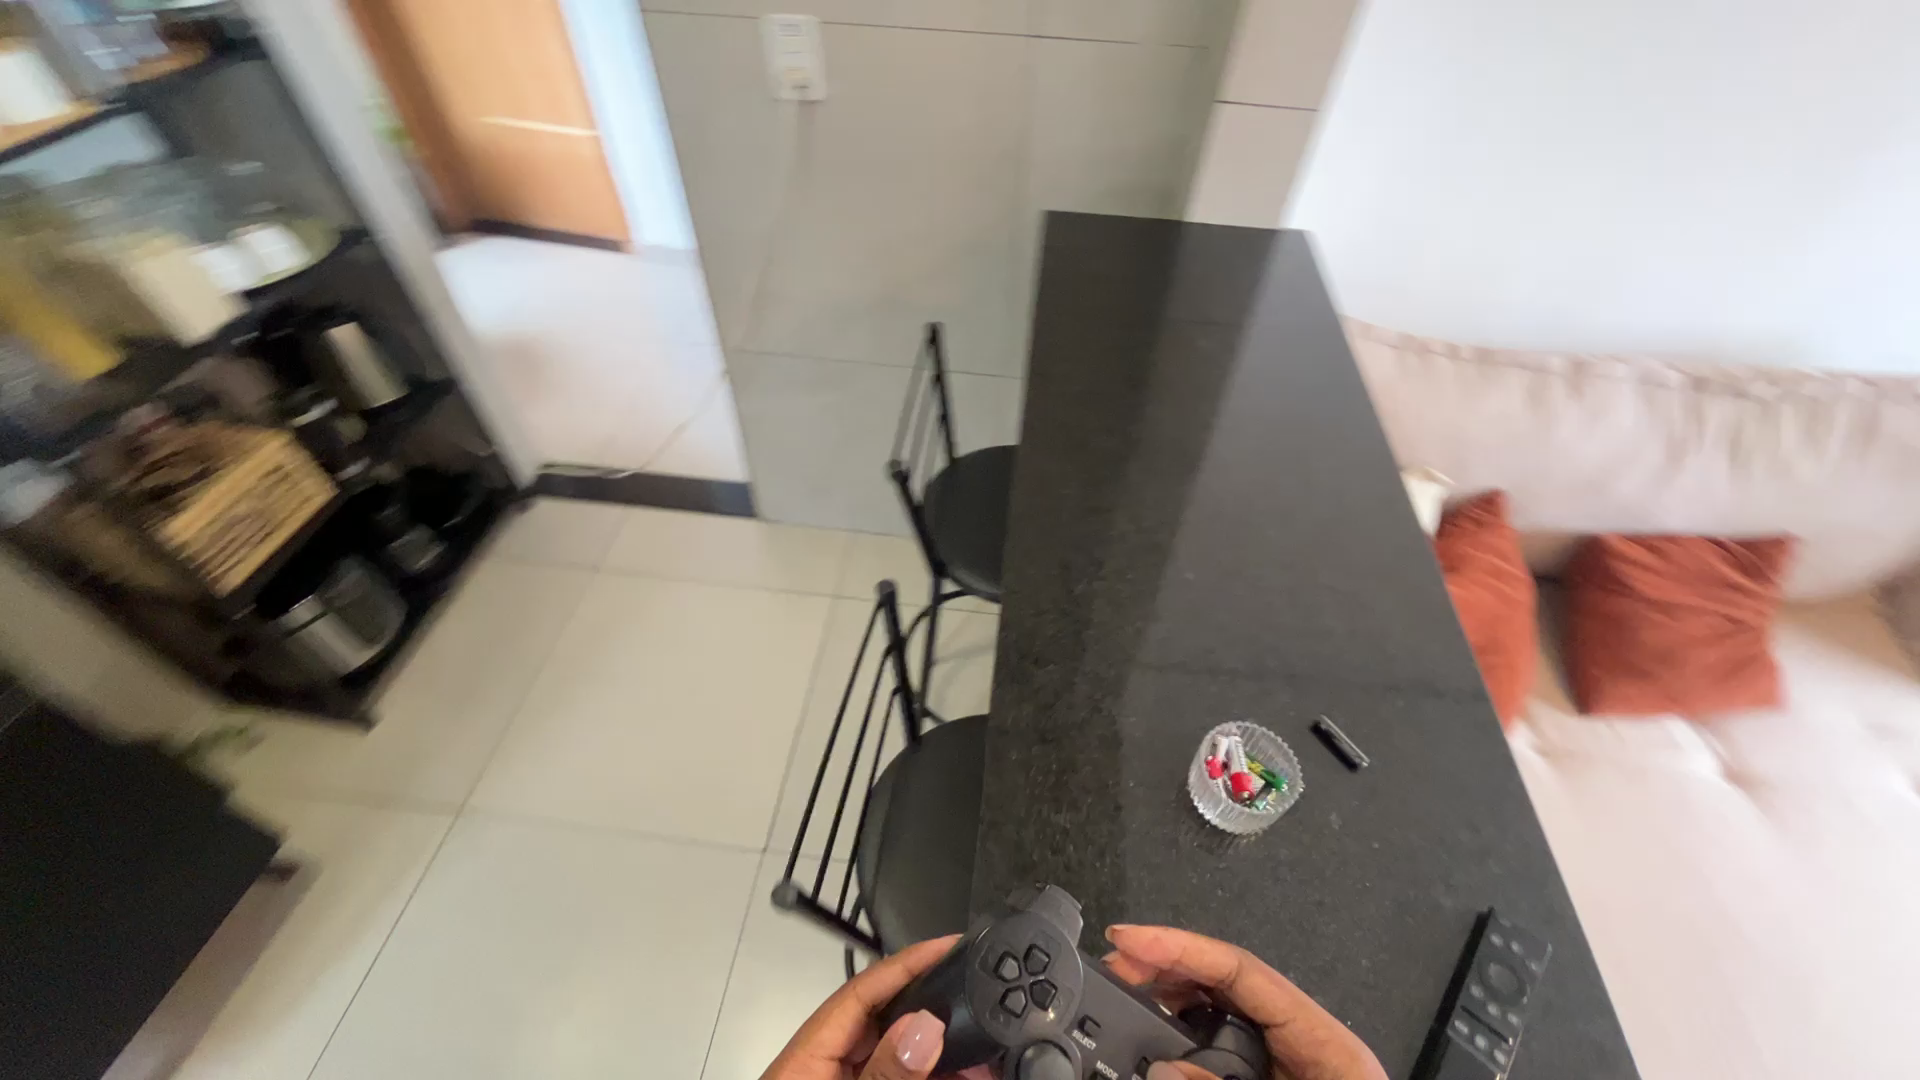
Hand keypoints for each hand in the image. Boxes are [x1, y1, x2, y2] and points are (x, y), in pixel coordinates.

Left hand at [759, 934, 988, 1079]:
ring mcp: (844, 1078)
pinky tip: (968, 1077)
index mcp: (808, 1053)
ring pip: (903, 1053)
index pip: (864, 987)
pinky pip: (904, 1077)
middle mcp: (827, 1062)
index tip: (951, 944)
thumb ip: (883, 1070)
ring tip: (985, 1058)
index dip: (909, 960)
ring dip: (945, 1055)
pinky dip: (937, 1077)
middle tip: (982, 1006)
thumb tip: (925, 1027)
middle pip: (890, 1018)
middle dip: (939, 1011)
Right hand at [1103, 925, 1387, 1079]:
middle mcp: (1301, 1039)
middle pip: (1223, 979)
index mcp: (1322, 1041)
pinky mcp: (1264, 1076)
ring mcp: (1284, 1060)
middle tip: (1114, 966)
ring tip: (1123, 993)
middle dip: (1166, 966)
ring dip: (1168, 996)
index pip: (1240, 968)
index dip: (1180, 946)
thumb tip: (1164, 1068)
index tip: (1128, 939)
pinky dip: (1181, 1032)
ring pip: (1216, 1007)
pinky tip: (1150, 1033)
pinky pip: (1218, 1040)